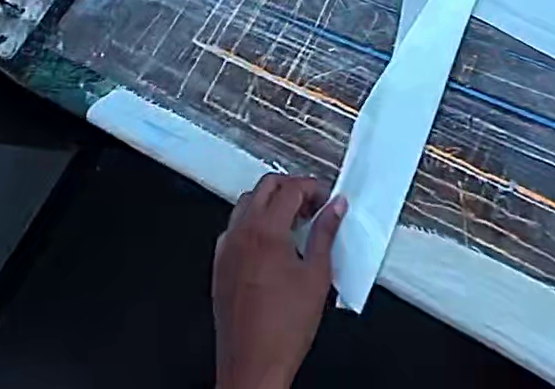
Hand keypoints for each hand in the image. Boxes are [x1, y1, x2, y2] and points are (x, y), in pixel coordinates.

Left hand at [213, 174, 346, 388]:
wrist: (254, 368)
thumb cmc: (282, 331)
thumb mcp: (317, 275)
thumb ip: (326, 233)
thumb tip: (335, 209)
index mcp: (266, 231)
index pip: (291, 189)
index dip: (313, 188)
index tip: (325, 199)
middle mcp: (242, 234)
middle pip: (266, 186)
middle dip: (291, 188)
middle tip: (311, 203)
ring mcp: (227, 249)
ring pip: (246, 203)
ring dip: (270, 202)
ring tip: (293, 220)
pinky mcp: (220, 266)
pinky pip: (233, 228)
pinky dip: (251, 223)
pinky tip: (268, 242)